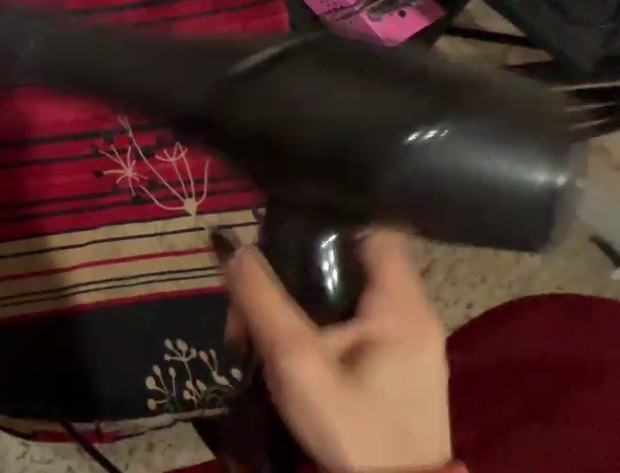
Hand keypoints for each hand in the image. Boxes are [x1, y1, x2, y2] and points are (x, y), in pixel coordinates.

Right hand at [227, 231, 451, 472]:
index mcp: (400, 309)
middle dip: (281, 270)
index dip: (328, 212)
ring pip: (330, 291)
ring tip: (247, 332)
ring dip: (282, 302)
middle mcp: (408, 316)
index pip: (375, 229)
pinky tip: (271, 346)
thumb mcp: (295, 359)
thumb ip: (260, 296)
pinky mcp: (386, 361)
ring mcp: (400, 340)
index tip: (279, 210)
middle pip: (338, 261)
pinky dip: (301, 322)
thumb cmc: (351, 427)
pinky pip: (337, 318)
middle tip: (242, 298)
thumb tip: (230, 243)